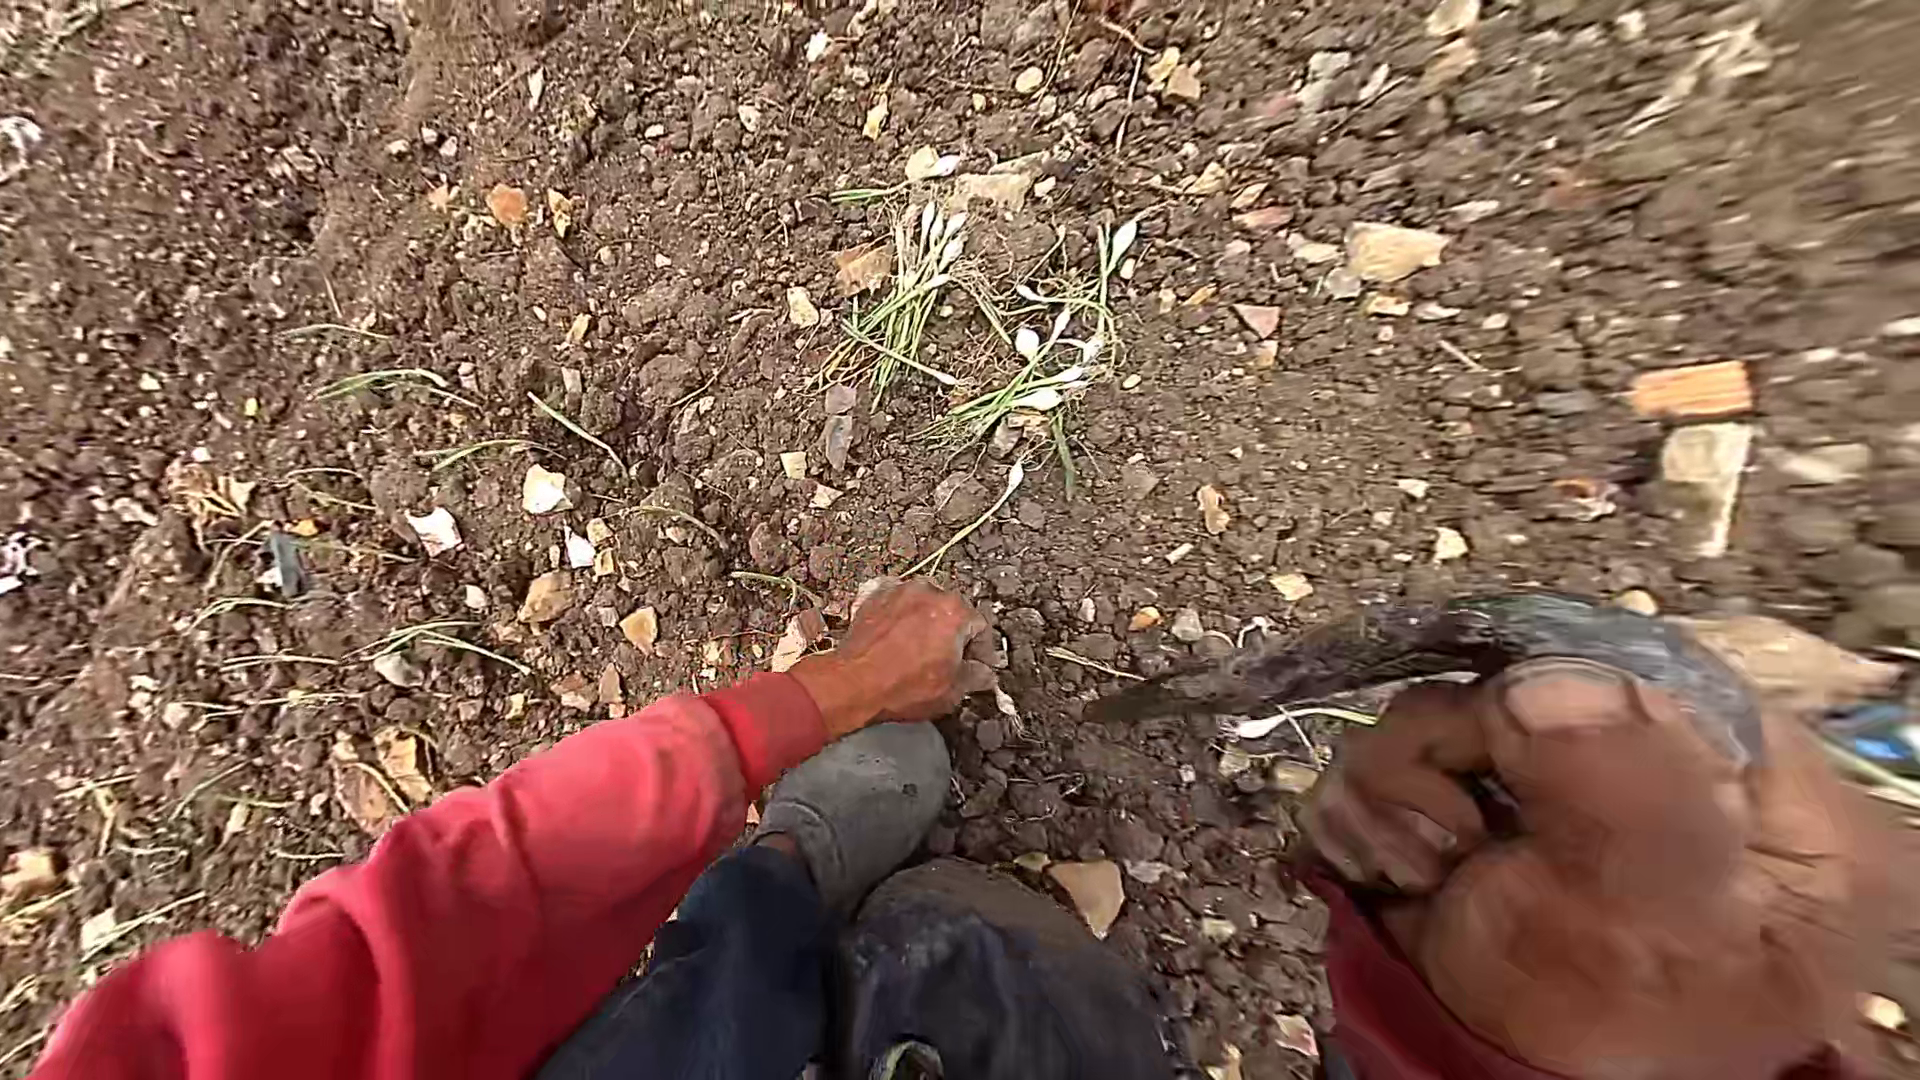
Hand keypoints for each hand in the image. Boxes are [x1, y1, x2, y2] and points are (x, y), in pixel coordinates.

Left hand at [789, 578, 990, 736]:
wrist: (852, 683)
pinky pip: (899, 604)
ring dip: (928, 623)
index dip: (983, 650)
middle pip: (953, 612)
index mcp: (955, 611)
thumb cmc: (899, 686)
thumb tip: (984, 673)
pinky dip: (902, 617)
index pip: (981, 627)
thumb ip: (977, 677)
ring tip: (920, 650)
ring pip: (925, 605)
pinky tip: (899, 640)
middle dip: (954, 635)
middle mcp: (929, 592)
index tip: (978, 664)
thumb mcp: (952, 691)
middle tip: (949, 660)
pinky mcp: (877, 596)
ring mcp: (900, 591)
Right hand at [1316, 659, 1881, 1077]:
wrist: (1478, 1057)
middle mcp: (1615, 756)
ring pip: (1406, 718)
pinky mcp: (1433, 787)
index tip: (1499, 752)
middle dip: (1435, 760)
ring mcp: (1512, 771)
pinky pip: (1360, 759)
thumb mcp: (1648, 915)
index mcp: (1730, 775)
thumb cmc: (1597, 1008)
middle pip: (1486, 687)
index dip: (1544, 687)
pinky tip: (1386, 866)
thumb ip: (1624, 790)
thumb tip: (1545, 679)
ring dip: (1385, 796)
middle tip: (1456, 842)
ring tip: (1416, 869)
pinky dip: (1355, 812)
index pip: (1629, 661)